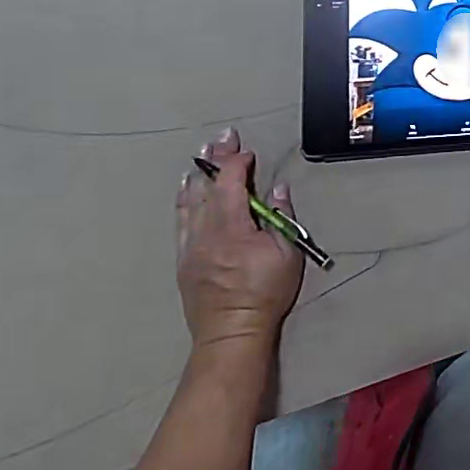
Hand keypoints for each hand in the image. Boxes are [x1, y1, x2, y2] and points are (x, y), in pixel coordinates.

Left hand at [176, 127, 302, 350]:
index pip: (230, 183)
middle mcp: (206, 230)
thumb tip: (277, 189)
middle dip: (216, 159)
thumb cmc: (265, 292)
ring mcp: (191, 244)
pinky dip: (184, 199)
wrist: (231, 332)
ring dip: (199, 174)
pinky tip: (186, 189)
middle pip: (207, 186)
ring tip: (203, 154)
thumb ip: (282, 217)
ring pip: (190, 200)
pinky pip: (181, 220)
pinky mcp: (183, 258)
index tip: (248, 153)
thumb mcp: (287, 254)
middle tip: (223, 137)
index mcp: (232, 227)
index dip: (237, 163)